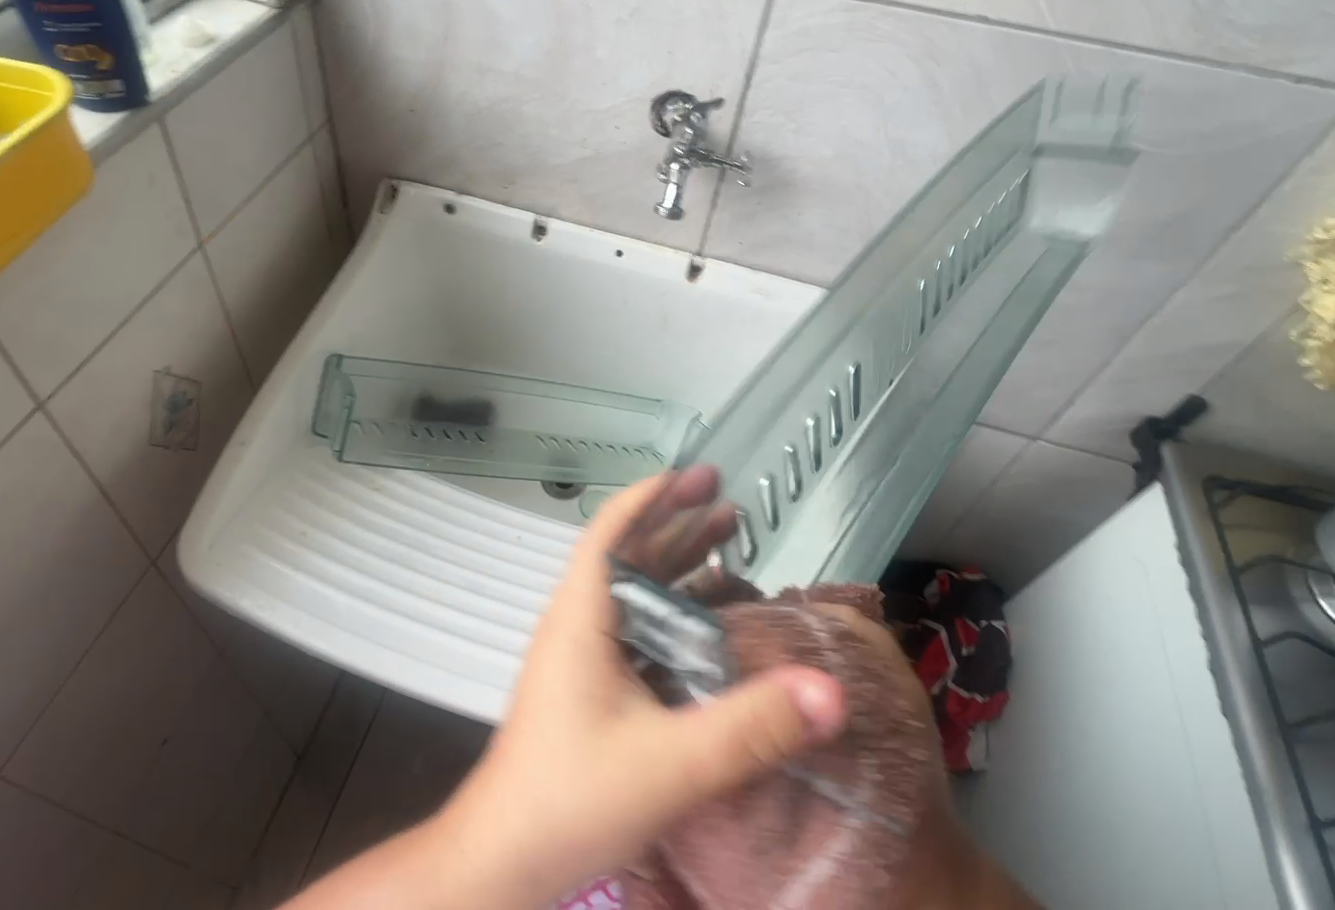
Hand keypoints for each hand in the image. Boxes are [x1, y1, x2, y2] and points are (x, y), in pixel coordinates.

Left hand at [432, 466, 848, 906]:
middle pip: (627, 556)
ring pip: (632, 593)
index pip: (610, 532)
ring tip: (727, 543)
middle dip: (676, 523)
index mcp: (581, 619)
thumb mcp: (671, 762)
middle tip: (727, 500)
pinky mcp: (589, 691)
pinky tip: (709, 624)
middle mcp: (577, 627)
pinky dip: (672, 612)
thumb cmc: (569, 799)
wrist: (505, 859)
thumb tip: (830, 692)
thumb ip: (752, 727)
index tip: (693, 474)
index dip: (651, 497)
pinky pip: (636, 631)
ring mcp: (580, 660)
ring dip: (676, 565)